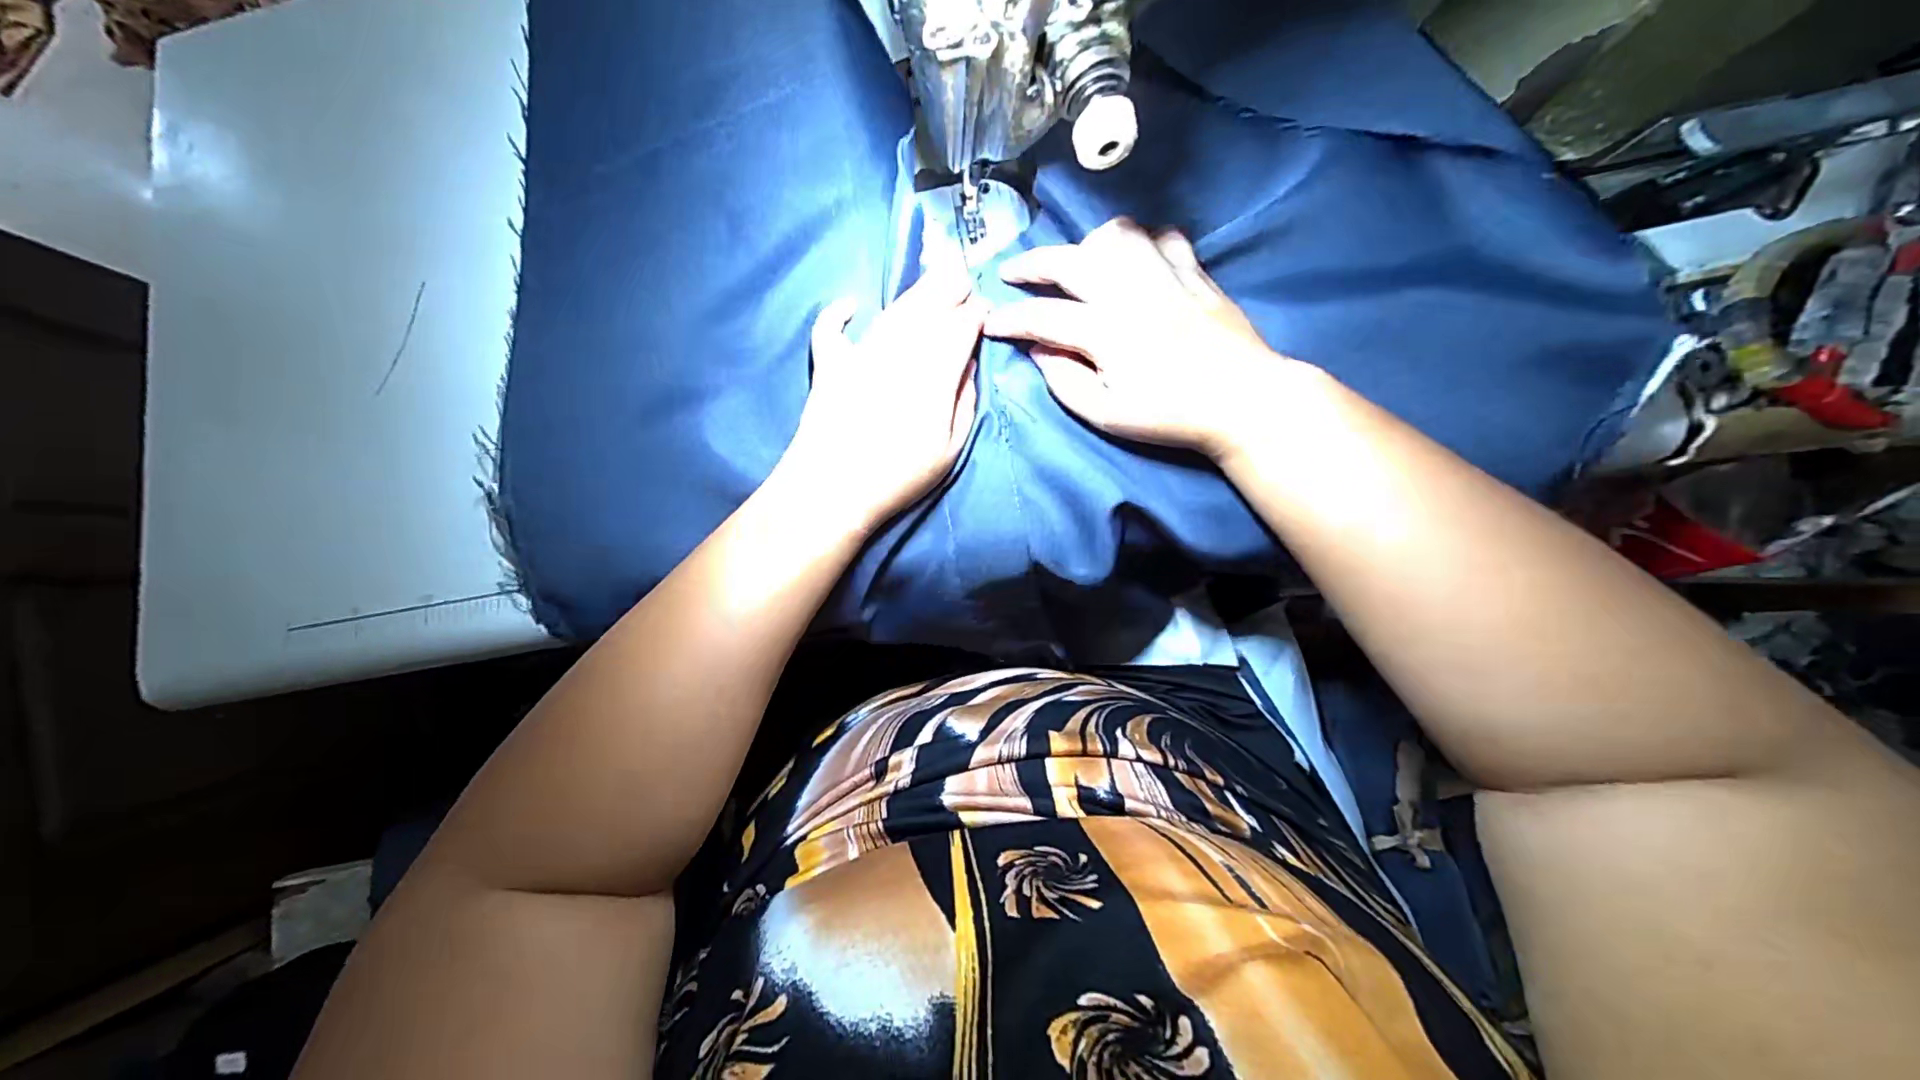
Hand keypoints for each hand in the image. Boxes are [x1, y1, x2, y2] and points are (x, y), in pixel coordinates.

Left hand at [777, 266, 985, 532]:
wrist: (833, 487)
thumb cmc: (900, 475)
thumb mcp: (950, 447)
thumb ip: (965, 402)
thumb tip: (969, 365)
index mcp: (934, 371)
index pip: (961, 327)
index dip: (976, 313)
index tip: (986, 309)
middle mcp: (899, 350)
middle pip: (928, 308)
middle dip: (949, 287)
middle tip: (963, 274)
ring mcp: (860, 354)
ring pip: (891, 312)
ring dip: (914, 292)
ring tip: (932, 279)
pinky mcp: (829, 366)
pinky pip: (830, 330)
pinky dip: (837, 314)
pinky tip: (851, 304)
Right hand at [984, 217, 1305, 458]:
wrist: (1242, 400)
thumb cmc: (1170, 415)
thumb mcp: (1107, 414)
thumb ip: (1065, 381)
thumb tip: (1038, 351)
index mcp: (1105, 330)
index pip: (1042, 317)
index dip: (1009, 319)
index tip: (990, 323)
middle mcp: (1131, 291)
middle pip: (1070, 260)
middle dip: (1033, 264)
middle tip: (1012, 272)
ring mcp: (1165, 275)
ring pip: (1118, 234)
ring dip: (1088, 244)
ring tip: (1079, 261)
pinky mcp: (1194, 273)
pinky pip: (1164, 238)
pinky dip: (1143, 242)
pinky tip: (1136, 260)